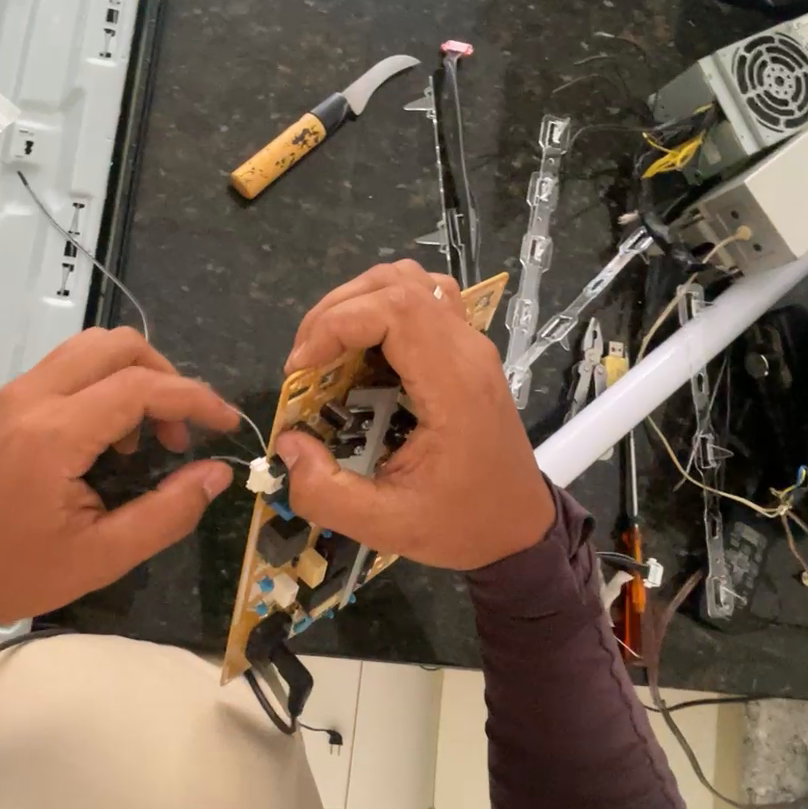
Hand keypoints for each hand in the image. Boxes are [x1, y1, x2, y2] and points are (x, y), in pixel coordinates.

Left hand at [0, 328, 239, 644]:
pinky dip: (105, 384)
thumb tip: (217, 473)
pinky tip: (110, 438)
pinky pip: (70, 367)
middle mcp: (33, 397)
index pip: (141, 386)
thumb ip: (168, 512)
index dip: (195, 399)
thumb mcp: (102, 556)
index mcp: (54, 434)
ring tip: (146, 436)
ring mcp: (16, 394)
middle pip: (117, 345)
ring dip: (135, 376)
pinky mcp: (8, 402)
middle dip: (166, 376)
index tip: (226, 423)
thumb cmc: (15, 572)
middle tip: (181, 430)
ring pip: (91, 348)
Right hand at [273, 261, 554, 570]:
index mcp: (454, 385)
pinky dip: (383, 306)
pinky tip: (362, 347)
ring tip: (327, 349)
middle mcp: (467, 350)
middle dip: (335, 313)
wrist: (520, 528)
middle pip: (397, 284)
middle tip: (305, 364)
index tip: (301, 369)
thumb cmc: (461, 524)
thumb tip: (287, 444)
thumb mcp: (385, 525)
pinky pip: (424, 298)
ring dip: (357, 302)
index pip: (396, 309)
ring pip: (410, 280)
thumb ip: (325, 492)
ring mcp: (470, 344)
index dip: (336, 324)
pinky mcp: (465, 349)